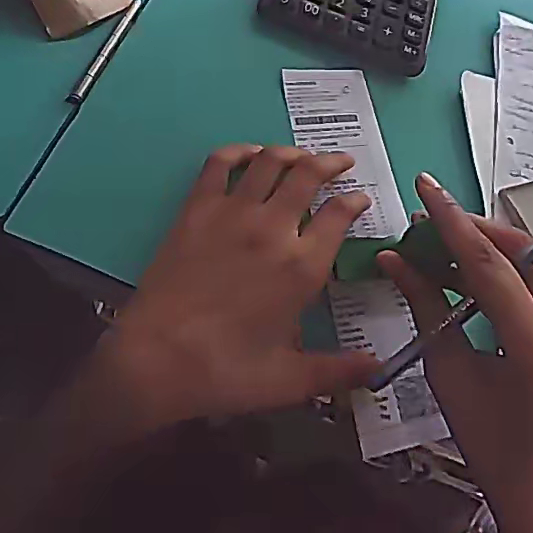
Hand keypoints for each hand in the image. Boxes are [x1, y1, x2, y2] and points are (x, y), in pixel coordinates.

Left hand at [93, 144, 376, 433]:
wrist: (154, 359)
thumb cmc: (223, 371)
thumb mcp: (287, 380)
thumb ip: (336, 371)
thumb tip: (378, 369)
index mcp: (301, 267)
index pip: (340, 215)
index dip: (355, 201)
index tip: (360, 198)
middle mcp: (272, 228)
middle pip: (309, 175)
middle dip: (331, 163)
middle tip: (341, 162)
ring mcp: (232, 213)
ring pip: (270, 161)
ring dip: (291, 152)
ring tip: (302, 156)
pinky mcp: (197, 209)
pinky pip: (220, 164)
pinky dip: (239, 151)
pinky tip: (250, 153)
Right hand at [377, 174, 532, 532]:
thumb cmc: (493, 451)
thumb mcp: (451, 377)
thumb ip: (427, 307)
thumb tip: (394, 259)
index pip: (493, 269)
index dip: (454, 223)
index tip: (428, 188)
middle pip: (524, 256)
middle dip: (475, 231)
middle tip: (432, 225)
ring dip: (494, 253)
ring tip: (449, 251)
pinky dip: (514, 277)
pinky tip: (483, 282)